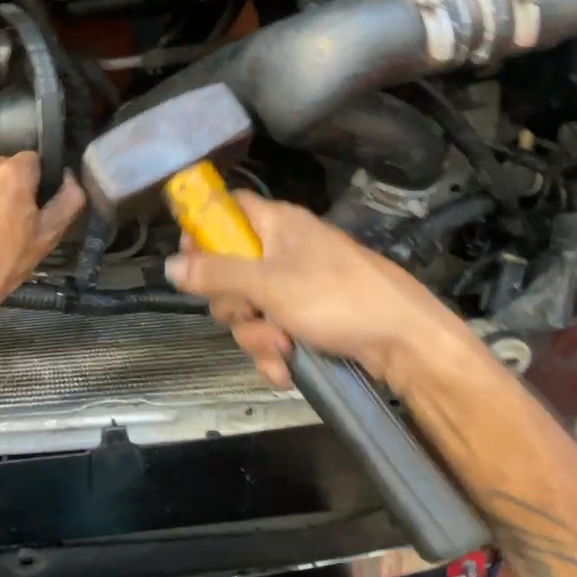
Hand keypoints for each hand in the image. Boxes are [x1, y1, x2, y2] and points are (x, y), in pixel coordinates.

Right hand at [164, 190, 470, 389]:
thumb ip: (215, 274)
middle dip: (233, 305)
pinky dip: (275, 354)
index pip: (226, 209)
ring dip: (257, 337)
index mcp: (277, 226)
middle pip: (228, 271)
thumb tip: (169, 265)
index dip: (202, 229)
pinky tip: (287, 367)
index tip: (190, 260)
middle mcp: (284, 251)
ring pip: (249, 310)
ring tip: (283, 347)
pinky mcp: (309, 320)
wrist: (407, 344)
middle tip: (250, 311)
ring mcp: (297, 287)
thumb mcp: (269, 285)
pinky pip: (271, 333)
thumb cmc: (339, 299)